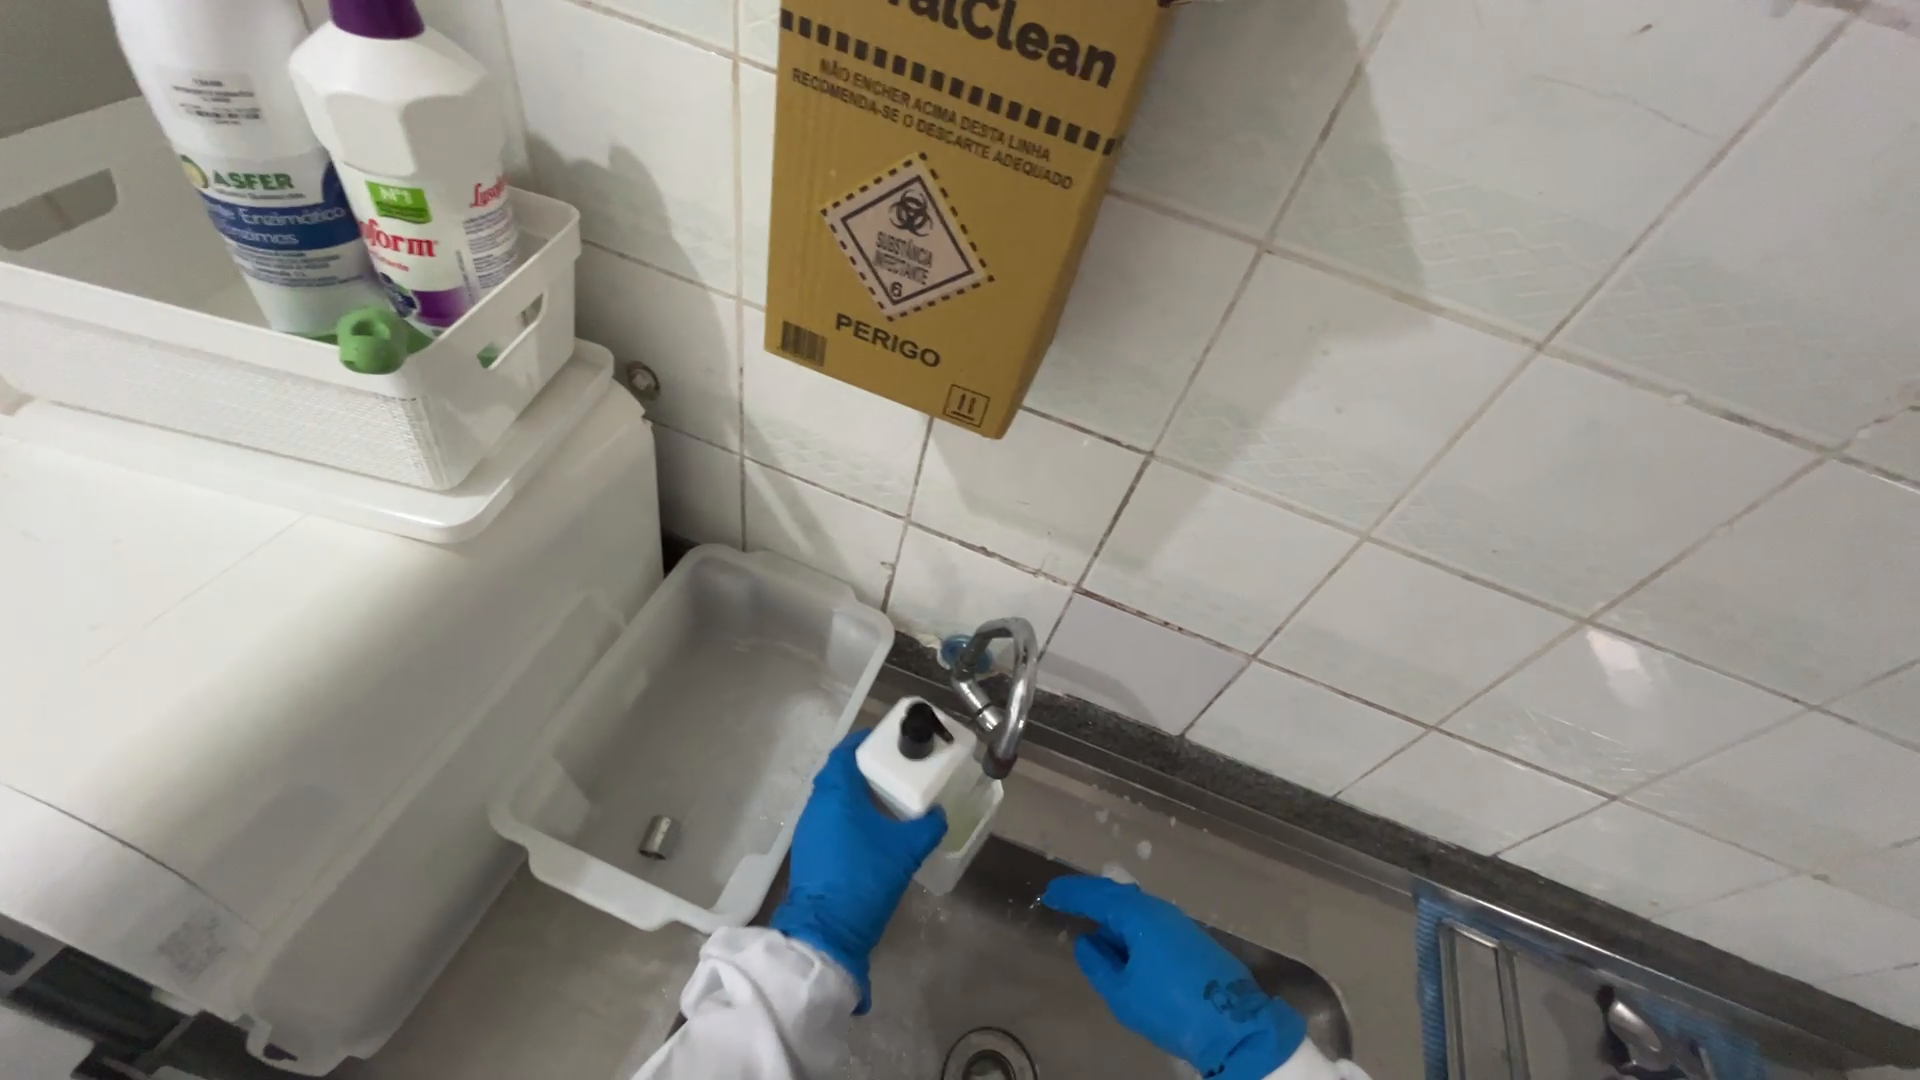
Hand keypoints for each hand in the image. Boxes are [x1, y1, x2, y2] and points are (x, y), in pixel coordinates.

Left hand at [771, 729, 947, 1013]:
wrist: (826, 931)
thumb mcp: (906, 851)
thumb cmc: (865, 878)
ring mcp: (809, 828)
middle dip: (865, 767)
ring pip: (833, 797)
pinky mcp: (808, 850)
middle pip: (839, 772)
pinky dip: (848, 814)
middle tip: (895, 769)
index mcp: (837, 793)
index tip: (889, 741)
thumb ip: (927, 827)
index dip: (865, 741)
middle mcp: (818, 804)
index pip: (846, 751)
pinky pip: (829, 818)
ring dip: (856, 792)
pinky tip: (870, 829)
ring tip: (886, 797)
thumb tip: (940, 813)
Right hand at [1042, 875, 1306, 1078]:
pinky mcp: (1189, 937)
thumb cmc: (1171, 1007)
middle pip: (1115, 894)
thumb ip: (1098, 964)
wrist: (1236, 1027)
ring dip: (1110, 914)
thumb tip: (1087, 941)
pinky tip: (1122, 942)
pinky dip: (1129, 926)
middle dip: (1088, 896)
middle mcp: (1157, 909)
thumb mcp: (1123, 993)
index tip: (1049, 893)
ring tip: (1091, 924)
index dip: (1069, 894)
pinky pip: (1148, 921)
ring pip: (1134, 908)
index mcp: (1137, 915)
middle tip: (1064, 899)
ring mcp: (1177, 921)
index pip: (1095, 896)